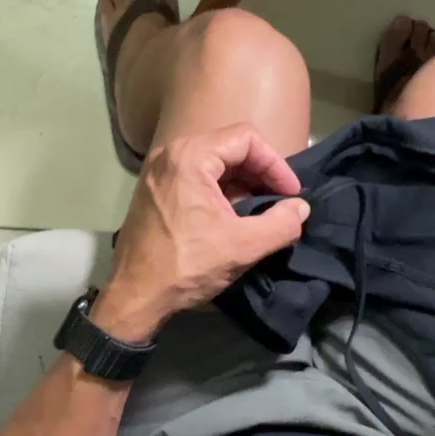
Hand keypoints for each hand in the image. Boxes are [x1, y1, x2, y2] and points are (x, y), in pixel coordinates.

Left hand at [94, 124, 310, 341]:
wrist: (134, 296)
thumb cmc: (186, 267)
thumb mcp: (242, 247)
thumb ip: (281, 224)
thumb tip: (300, 209)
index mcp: (189, 157)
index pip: (246, 139)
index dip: (276, 164)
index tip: (291, 194)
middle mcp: (169, 154)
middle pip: (229, 148)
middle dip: (260, 173)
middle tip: (280, 202)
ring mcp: (158, 172)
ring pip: (213, 164)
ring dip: (242, 184)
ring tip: (262, 211)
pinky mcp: (154, 191)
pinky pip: (196, 178)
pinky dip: (220, 191)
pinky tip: (234, 217)